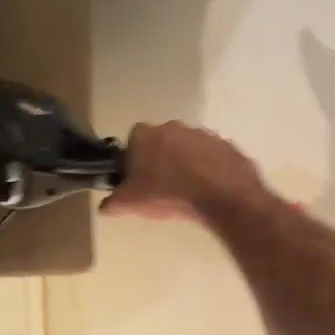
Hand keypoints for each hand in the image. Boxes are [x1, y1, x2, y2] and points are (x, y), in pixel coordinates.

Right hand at [101, 121, 264, 219]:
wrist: (223, 199)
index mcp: (146, 135)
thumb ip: (112, 202)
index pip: (133, 138)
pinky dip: (210, 168)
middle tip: (161, 182)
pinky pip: (214, 156)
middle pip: (162, 139)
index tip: (137, 174)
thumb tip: (105, 206)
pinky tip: (209, 188)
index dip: (134, 156)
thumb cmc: (168, 194)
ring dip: (187, 161)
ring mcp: (205, 135)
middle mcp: (174, 127)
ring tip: (187, 188)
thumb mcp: (130, 203)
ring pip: (189, 146)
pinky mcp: (229, 147)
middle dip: (161, 156)